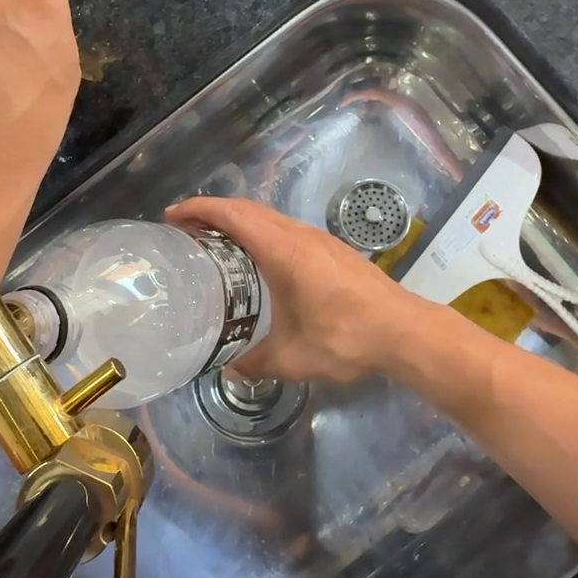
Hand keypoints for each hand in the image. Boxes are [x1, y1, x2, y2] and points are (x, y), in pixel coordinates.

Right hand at [167, 197, 426, 382]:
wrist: (405, 331)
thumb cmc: (346, 338)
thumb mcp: (293, 358)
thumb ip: (255, 362)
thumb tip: (229, 368)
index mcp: (284, 250)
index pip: (234, 215)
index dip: (200, 209)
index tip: (172, 217)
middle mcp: (299, 235)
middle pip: (249, 209)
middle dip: (213, 212)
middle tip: (184, 231)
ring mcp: (319, 239)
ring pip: (269, 217)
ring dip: (239, 222)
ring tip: (214, 244)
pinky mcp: (332, 250)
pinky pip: (285, 229)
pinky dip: (260, 233)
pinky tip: (257, 261)